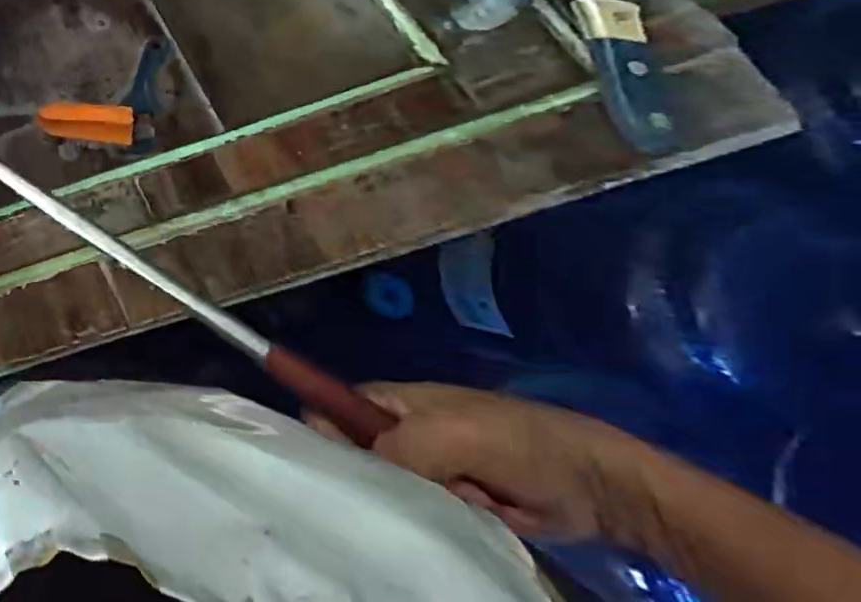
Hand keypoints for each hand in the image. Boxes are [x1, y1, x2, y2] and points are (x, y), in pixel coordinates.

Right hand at [309, 382, 652, 541]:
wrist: (594, 484)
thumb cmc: (513, 439)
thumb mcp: (446, 433)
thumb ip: (394, 445)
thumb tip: (357, 467)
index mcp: (388, 401)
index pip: (333, 408)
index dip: (325, 430)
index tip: (337, 462)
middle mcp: (399, 430)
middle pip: (359, 452)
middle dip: (376, 475)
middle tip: (405, 489)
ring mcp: (428, 466)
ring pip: (392, 487)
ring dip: (415, 501)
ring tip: (453, 504)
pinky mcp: (455, 500)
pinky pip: (425, 510)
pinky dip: (439, 519)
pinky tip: (463, 518)